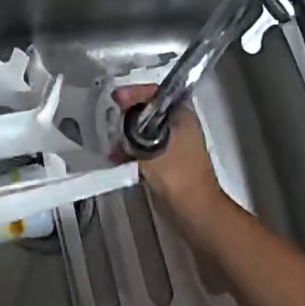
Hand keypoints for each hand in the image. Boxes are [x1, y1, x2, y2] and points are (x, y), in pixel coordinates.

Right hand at [114, 84, 228, 214]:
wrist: (195, 213)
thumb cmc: (177, 175)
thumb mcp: (151, 145)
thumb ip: (133, 127)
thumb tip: (118, 116)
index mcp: (182, 116)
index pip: (155, 92)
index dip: (134, 92)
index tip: (116, 98)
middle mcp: (179, 125)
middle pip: (147, 108)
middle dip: (127, 114)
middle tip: (110, 117)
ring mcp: (173, 143)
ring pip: (144, 128)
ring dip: (126, 133)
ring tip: (111, 141)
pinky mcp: (166, 159)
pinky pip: (144, 145)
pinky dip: (131, 148)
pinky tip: (117, 156)